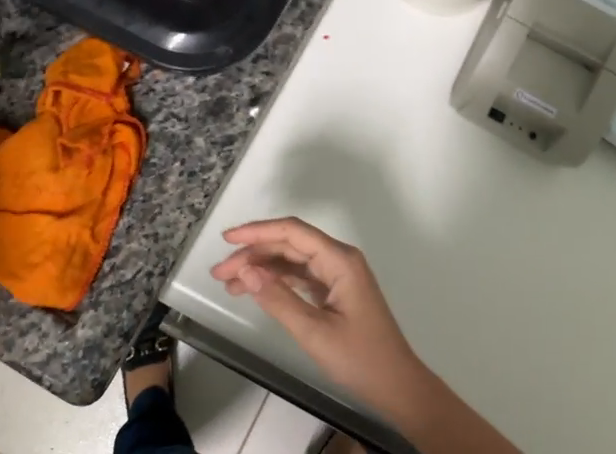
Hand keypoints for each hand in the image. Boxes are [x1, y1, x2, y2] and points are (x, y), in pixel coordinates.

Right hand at [212, 219, 429, 411]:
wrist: (396, 384)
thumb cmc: (359, 358)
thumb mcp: (314, 332)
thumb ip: (278, 299)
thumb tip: (246, 270)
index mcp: (340, 260)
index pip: (293, 233)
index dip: (259, 231)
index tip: (228, 238)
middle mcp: (339, 259)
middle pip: (290, 245)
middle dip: (254, 253)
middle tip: (219, 272)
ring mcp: (338, 275)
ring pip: (293, 261)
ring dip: (261, 268)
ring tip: (228, 282)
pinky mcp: (335, 291)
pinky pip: (300, 277)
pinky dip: (276, 281)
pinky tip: (253, 289)